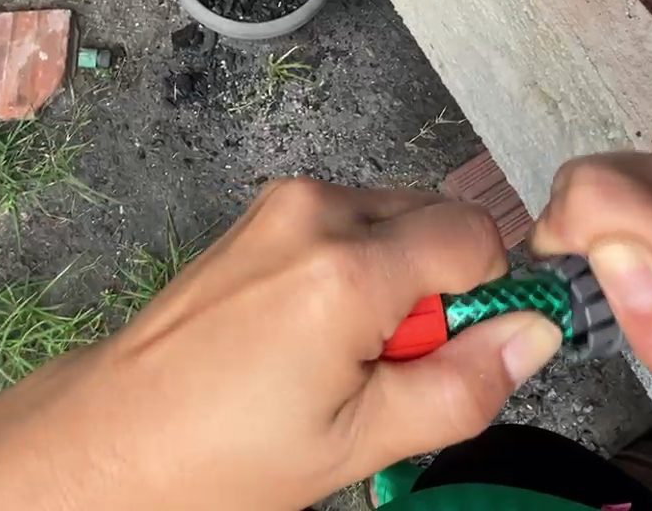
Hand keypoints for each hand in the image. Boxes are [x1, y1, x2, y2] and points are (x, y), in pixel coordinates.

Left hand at [0, 179, 562, 510]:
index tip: (459, 341)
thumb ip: (463, 385)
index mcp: (348, 269)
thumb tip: (536, 332)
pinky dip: (361, 253)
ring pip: (396, 211)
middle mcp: (319, 209)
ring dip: (400, 267)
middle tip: (391, 353)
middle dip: (441, 279)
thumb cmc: (228, 453)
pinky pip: (352, 212)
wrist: (115, 429)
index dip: (487, 287)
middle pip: (436, 214)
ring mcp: (287, 198)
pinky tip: (316, 314)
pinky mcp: (268, 203)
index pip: (473, 233)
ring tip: (347, 340)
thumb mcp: (358, 442)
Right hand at [531, 132, 651, 430]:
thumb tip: (606, 253)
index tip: (569, 273)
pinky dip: (632, 195)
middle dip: (574, 224)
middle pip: (591, 174)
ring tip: (650, 262)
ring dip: (604, 212)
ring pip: (609, 165)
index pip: (601, 197)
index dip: (559, 229)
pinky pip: (638, 160)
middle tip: (608, 279)